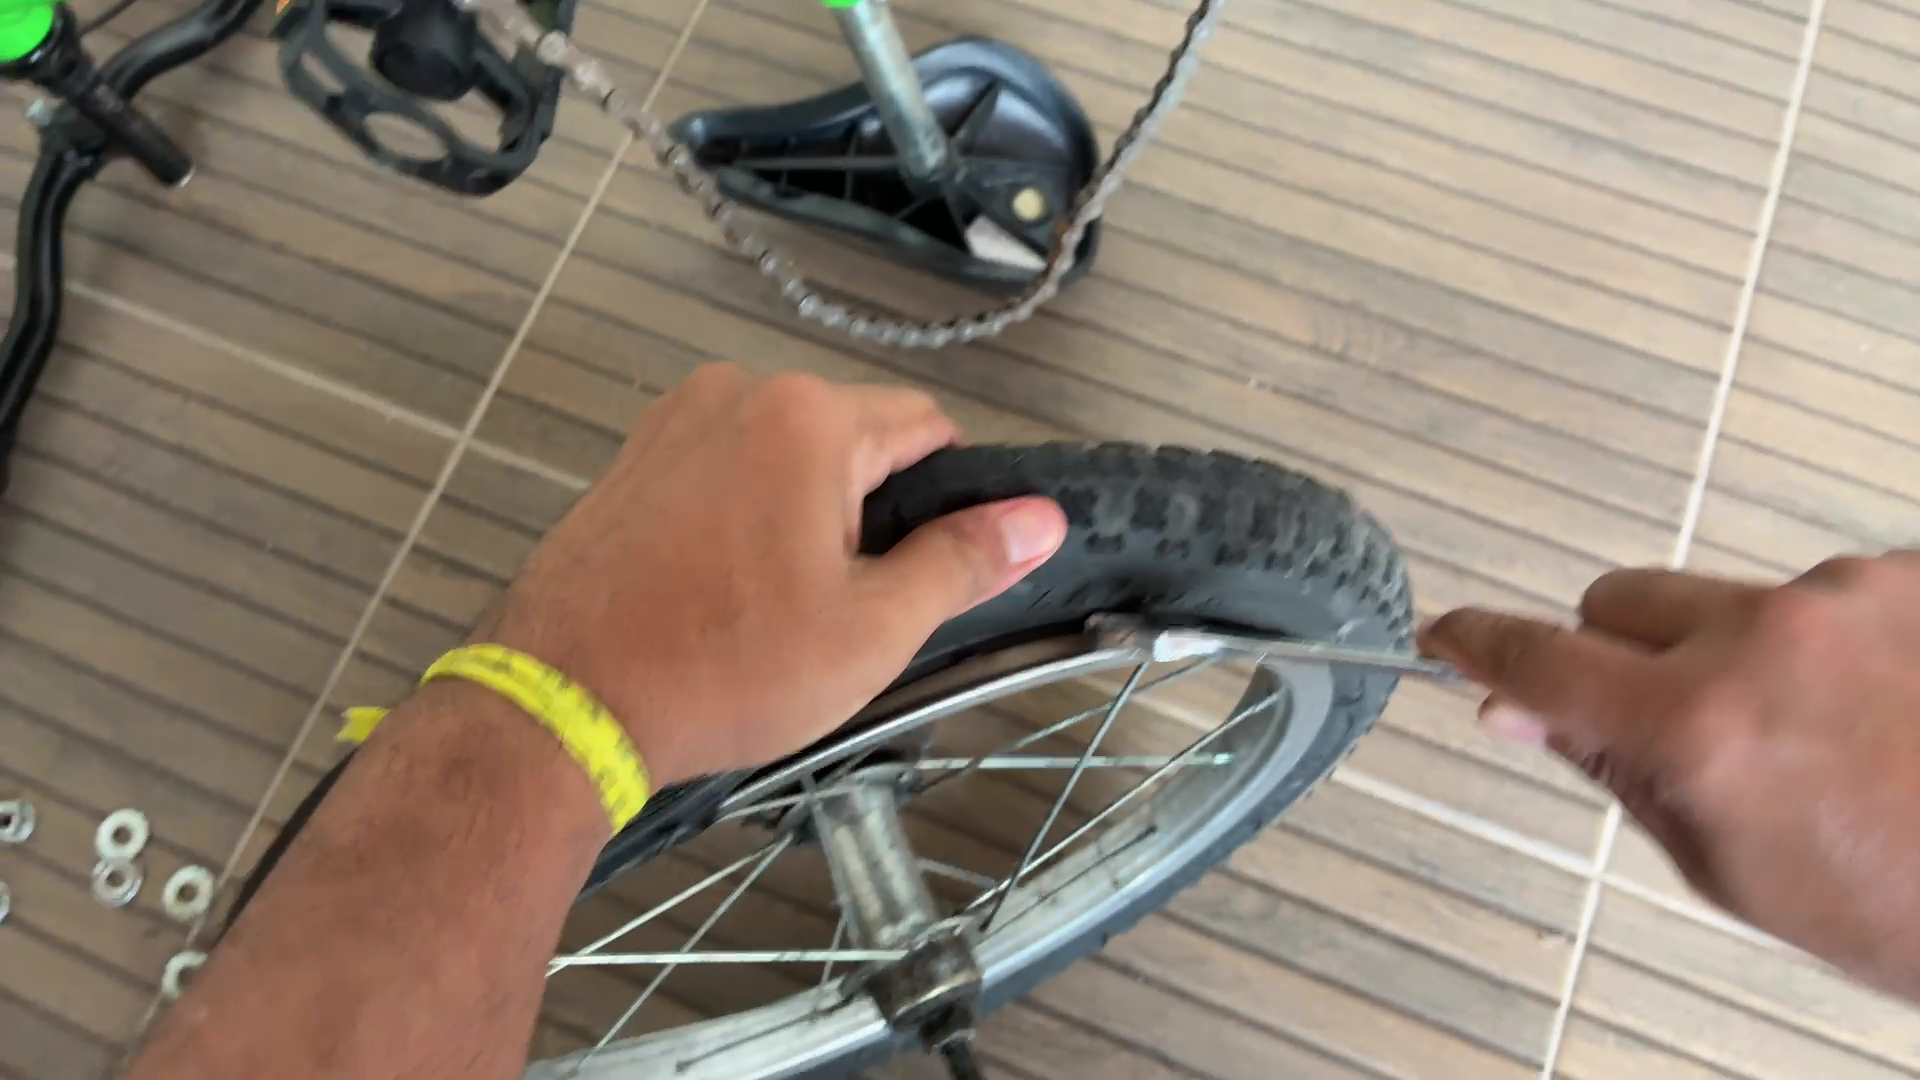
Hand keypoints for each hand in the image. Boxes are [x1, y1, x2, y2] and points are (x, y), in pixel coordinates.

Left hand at [475, 364, 1067, 789]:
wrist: (561, 703)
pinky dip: (754, 508)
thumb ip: (963, 559)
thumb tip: (1042, 517)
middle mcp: (741, 390)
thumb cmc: (732, 665)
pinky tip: (728, 580)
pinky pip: (731, 464)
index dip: (946, 494)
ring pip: (792, 453)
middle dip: (874, 506)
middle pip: (856, 437)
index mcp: (810, 418)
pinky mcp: (636, 455)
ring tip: (784, 597)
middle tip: (848, 598)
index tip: (924, 562)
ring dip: (813, 509)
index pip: (926, 426)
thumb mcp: (873, 625)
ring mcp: (677, 418)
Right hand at [1420, 554, 1919, 999]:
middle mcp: (1768, 636)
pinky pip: (1818, 596)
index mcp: (1702, 723)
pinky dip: (1820, 639)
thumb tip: (1505, 710)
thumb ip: (1606, 765)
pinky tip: (1893, 699)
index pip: (1539, 660)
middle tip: (1676, 713)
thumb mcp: (1724, 860)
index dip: (1475, 644)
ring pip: (1718, 598)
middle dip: (1617, 648)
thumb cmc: (1902, 908)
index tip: (1440, 636)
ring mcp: (1858, 595)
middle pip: (1614, 600)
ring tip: (1825, 722)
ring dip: (1728, 647)